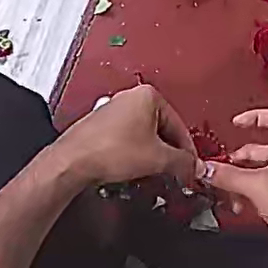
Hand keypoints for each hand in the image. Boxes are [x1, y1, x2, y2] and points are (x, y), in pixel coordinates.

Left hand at [48, 84, 197, 186]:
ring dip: (152, 154)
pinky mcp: (103, 125)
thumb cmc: (108, 150)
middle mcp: (130, 98)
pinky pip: (128, 139)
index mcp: (148, 96)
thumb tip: (194, 165)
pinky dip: (135, 153)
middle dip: (169, 153)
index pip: (179, 125)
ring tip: (153, 171)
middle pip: (162, 129)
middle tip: (175, 171)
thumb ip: (182, 162)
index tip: (191, 165)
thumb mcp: (158, 159)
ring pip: (145, 135)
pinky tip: (133, 168)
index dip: (187, 150)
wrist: (73, 162)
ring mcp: (115, 110)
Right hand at [197, 109, 267, 260]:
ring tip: (226, 184)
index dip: (255, 117)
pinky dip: (251, 189)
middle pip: (264, 146)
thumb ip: (228, 174)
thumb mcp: (256, 185)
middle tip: (224, 163)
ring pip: (263, 167)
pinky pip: (266, 184)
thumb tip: (209, 168)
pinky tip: (238, 201)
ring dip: (243, 175)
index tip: (237, 123)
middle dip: (241, 155)